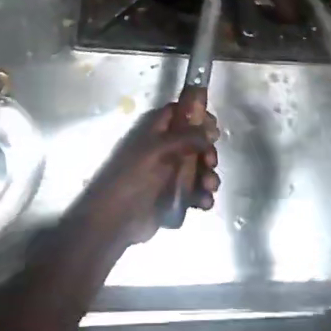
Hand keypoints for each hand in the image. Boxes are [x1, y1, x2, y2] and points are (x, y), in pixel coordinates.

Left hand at [62, 103, 220, 249]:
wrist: (117, 218)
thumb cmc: (133, 175)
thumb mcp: (158, 149)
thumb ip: (186, 137)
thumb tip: (210, 132)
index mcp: (156, 130)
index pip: (180, 113)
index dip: (198, 116)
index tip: (213, 128)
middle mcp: (164, 147)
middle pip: (195, 141)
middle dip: (207, 151)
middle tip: (210, 162)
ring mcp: (169, 173)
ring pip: (198, 168)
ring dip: (208, 175)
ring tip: (208, 186)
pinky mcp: (174, 196)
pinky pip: (195, 191)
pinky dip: (203, 195)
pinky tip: (204, 203)